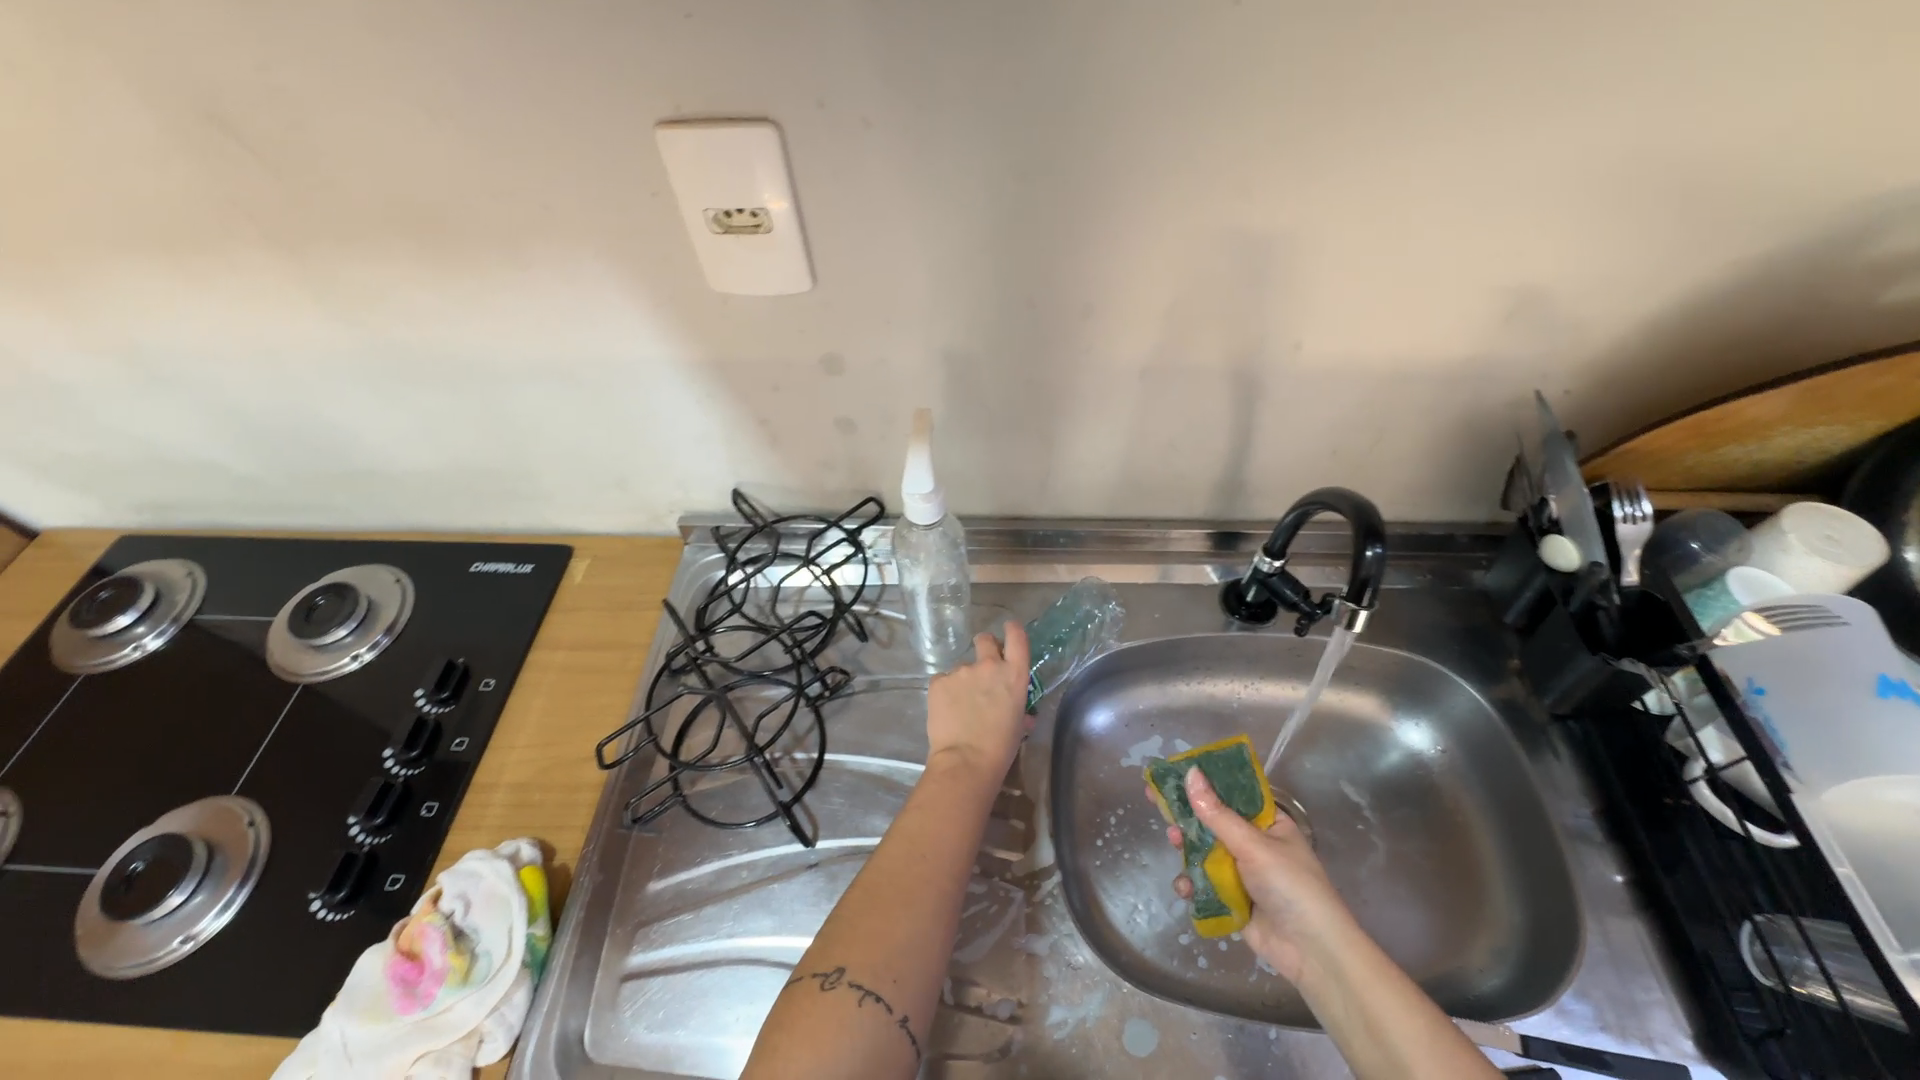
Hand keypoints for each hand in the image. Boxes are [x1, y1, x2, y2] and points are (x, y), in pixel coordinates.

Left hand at [926, 622, 1032, 782]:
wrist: (966, 761)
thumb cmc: (1000, 747)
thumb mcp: (1019, 724)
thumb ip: (1019, 709)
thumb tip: (1021, 714)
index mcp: (1014, 674)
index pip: (1017, 637)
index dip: (1012, 630)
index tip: (1008, 629)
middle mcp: (989, 665)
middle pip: (984, 639)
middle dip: (983, 646)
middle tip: (981, 666)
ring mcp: (961, 671)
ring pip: (961, 667)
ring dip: (963, 679)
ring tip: (960, 705)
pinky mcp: (938, 681)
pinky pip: (942, 680)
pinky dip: (945, 691)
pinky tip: (946, 710)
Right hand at [1162, 767, 1354, 984]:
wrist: (1310, 950)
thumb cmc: (1290, 886)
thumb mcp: (1253, 845)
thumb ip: (1217, 814)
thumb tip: (1191, 774)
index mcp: (1268, 824)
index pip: (1232, 795)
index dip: (1204, 783)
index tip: (1173, 774)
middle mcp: (1254, 845)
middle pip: (1212, 823)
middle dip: (1187, 816)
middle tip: (1157, 803)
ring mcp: (1241, 873)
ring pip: (1203, 853)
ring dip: (1186, 849)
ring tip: (1173, 843)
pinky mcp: (1231, 899)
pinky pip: (1204, 884)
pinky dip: (1192, 883)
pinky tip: (1185, 887)